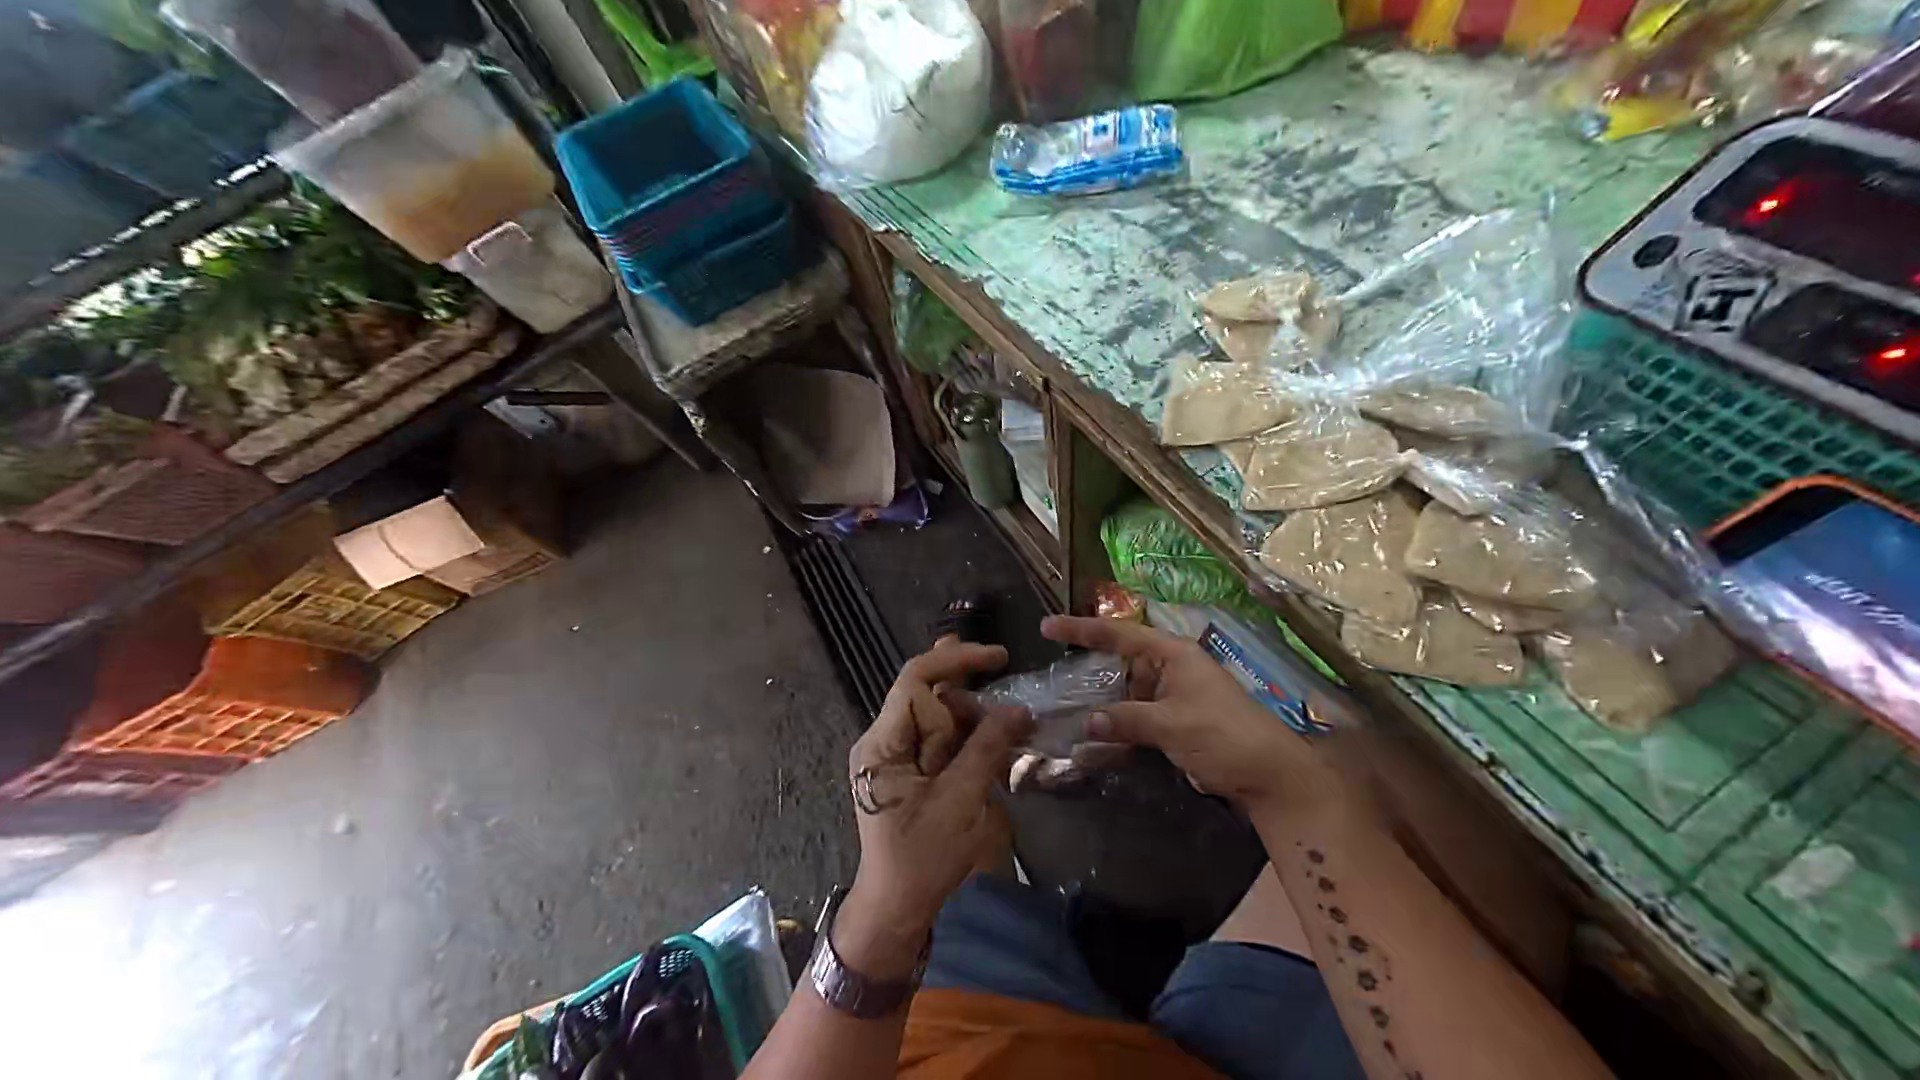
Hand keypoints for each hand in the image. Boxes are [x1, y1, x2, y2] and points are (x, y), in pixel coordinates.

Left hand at [837, 637, 1032, 978]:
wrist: (895, 910)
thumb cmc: (921, 860)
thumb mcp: (959, 803)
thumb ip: (986, 750)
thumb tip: (1019, 709)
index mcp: (882, 743)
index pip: (915, 680)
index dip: (956, 660)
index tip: (1000, 658)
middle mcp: (883, 740)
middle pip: (930, 698)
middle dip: (973, 704)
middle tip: (1012, 722)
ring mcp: (895, 755)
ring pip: (940, 719)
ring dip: (976, 724)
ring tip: (1009, 739)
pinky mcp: (909, 770)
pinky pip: (941, 742)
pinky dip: (970, 743)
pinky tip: (995, 749)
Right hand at [1040, 615, 1337, 812]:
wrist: (1271, 778)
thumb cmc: (1225, 737)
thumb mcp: (1173, 725)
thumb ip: (1127, 719)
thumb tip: (1088, 720)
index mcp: (1172, 655)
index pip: (1119, 634)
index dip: (1081, 629)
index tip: (1047, 626)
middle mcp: (1168, 671)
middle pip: (1117, 665)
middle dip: (1086, 674)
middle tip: (1050, 684)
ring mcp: (1170, 699)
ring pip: (1122, 696)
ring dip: (1098, 708)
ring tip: (1062, 717)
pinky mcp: (1172, 725)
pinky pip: (1134, 721)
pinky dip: (1115, 730)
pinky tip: (1091, 746)